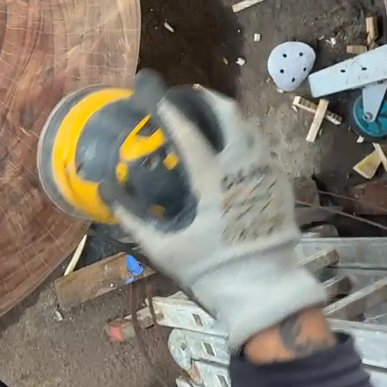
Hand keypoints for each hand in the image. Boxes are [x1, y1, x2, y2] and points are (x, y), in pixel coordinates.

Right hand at [101, 72, 325, 352]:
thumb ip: (132, 217)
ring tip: (210, 115)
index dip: (169, 110)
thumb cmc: (208, 269)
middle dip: (208, 99)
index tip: (153, 94)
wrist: (263, 292)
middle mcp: (243, 168)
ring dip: (229, 116)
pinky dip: (244, 138)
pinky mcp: (280, 186)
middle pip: (229, 116)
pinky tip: (232, 147)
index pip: (189, 132)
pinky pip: (262, 149)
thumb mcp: (162, 248)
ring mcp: (266, 175)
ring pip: (251, 128)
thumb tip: (105, 190)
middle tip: (188, 95)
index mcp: (212, 180)